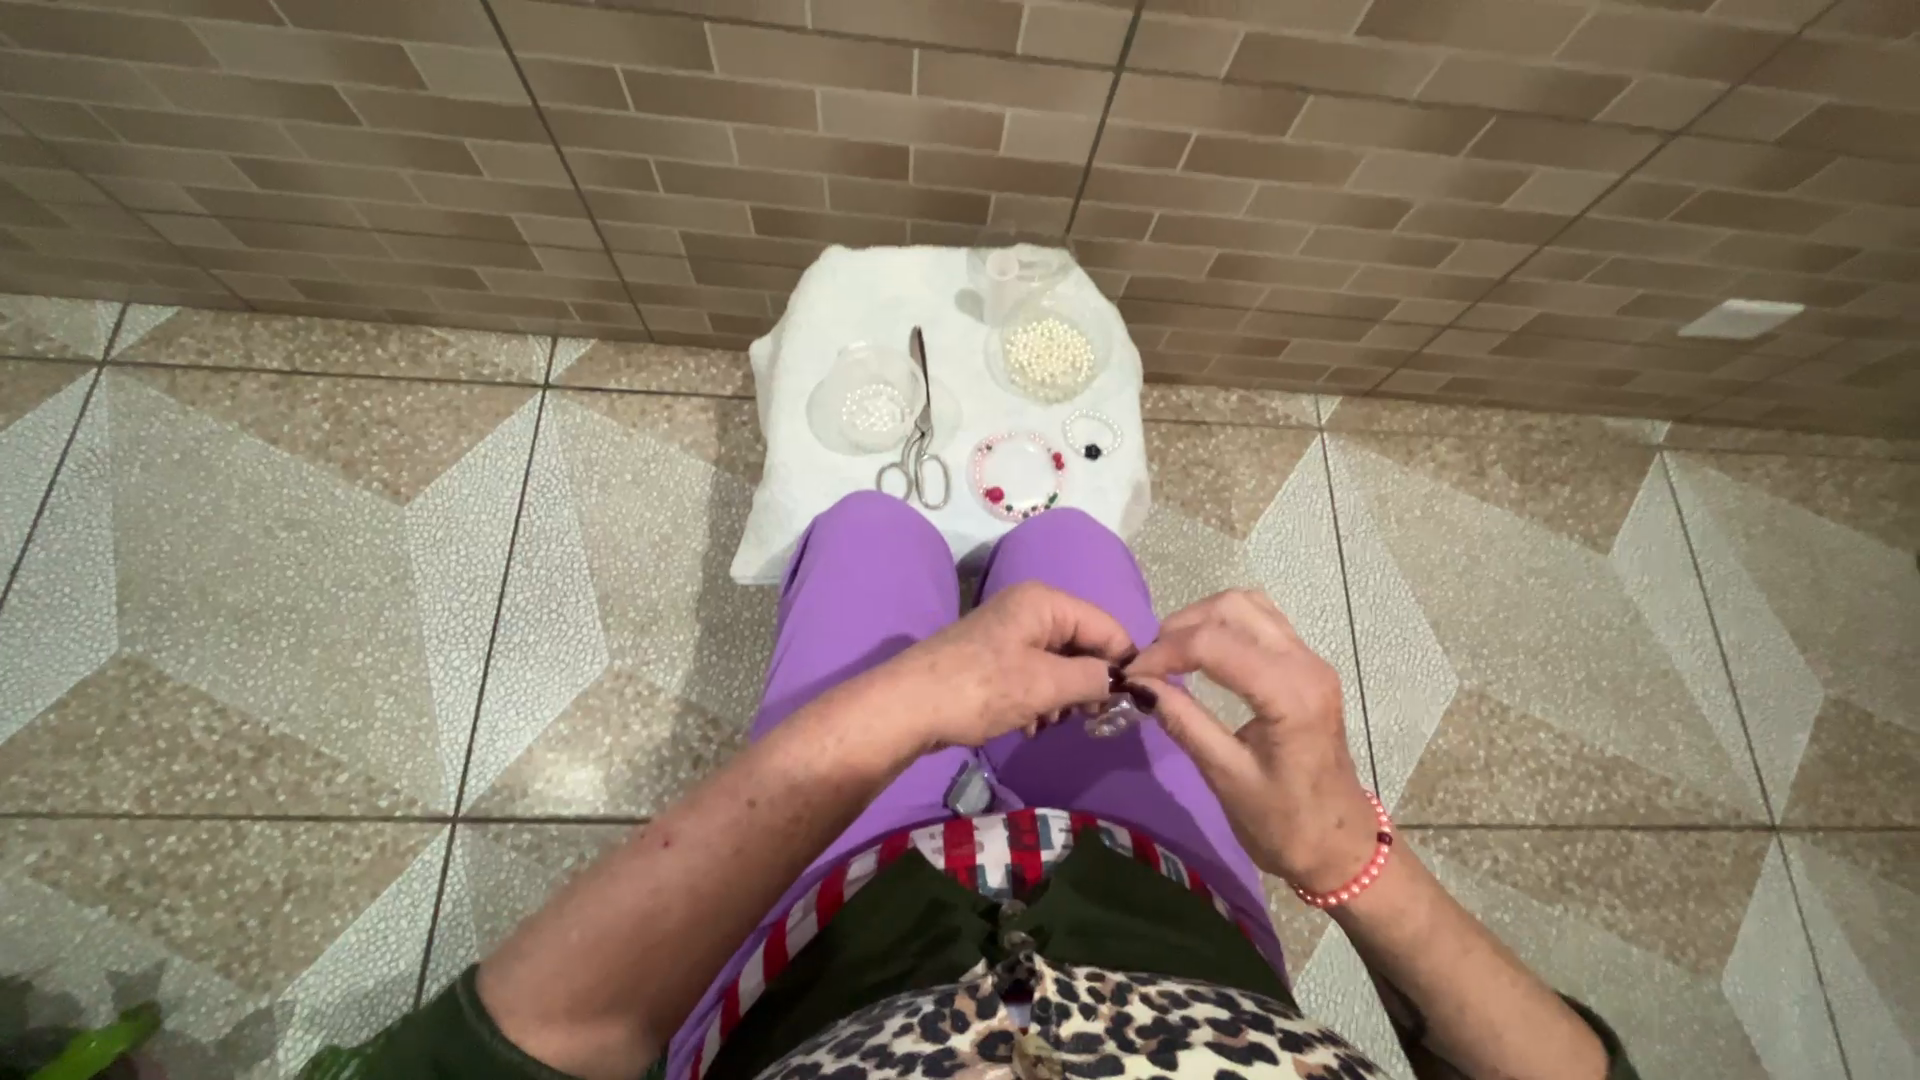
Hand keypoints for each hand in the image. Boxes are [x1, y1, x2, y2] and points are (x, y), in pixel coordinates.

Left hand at [880, 582, 1134, 750]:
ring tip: (1045, 723)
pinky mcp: (992, 658)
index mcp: (1045, 602)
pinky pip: (1033, 676)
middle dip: (1088, 683)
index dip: (1125, 663)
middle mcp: (1028, 609)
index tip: (1134, 702)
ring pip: (1059, 664)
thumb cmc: (981, 689)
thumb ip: (1094, 678)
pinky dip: (1037, 700)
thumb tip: (1126, 680)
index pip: (1107, 626)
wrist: (907, 708)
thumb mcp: (1046, 684)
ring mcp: (1008, 633)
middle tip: (1087, 719)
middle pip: (1083, 644)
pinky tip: (1026, 725)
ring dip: (1061, 698)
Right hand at [1126, 589, 1378, 892]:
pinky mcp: (1307, 665)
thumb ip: (1183, 721)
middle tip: (1151, 662)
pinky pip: (1261, 620)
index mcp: (1289, 695)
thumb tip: (1138, 684)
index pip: (1213, 644)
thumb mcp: (1225, 776)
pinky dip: (1224, 624)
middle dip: (1181, 627)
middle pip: (1231, 609)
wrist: (1341, 848)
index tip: (1132, 674)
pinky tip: (1203, 653)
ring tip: (1172, 652)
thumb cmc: (1285, 823)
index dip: (1164, 652)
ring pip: (1247, 605)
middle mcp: (1305, 664)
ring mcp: (1310, 660)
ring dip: (1202, 618)